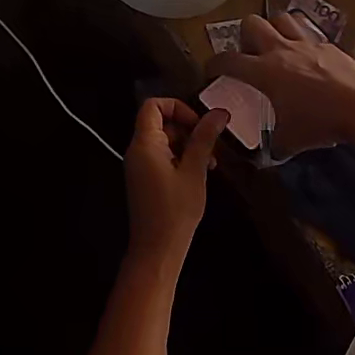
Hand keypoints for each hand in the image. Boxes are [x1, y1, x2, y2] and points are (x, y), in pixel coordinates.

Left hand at [125, 98, 229, 257]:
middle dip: (188, 129)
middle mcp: (137, 151)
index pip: (153, 106)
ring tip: (210, 163)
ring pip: (164, 141)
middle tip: (211, 146)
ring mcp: (140, 166)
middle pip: (160, 123)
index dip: (178, 108)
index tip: (199, 124)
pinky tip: (200, 173)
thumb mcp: (194, 171)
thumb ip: (204, 139)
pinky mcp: (145, 179)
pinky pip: (162, 157)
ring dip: (188, 145)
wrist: (158, 249)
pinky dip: (181, 159)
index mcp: (144, 144)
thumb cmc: (176, 210)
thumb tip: (218, 113)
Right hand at [206, 14, 354, 155]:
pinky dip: (301, 41)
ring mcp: (307, 43)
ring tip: (276, 46)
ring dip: (273, 28)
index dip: (214, 64)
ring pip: (281, 18)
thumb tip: (271, 154)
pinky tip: (306, 58)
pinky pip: (308, 33)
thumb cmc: (320, 123)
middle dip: (244, 36)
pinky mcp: (329, 45)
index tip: (210, 70)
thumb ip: (275, 145)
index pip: (228, 60)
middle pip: (252, 23)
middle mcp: (282, 50)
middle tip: (249, 54)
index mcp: (264, 71)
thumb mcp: (290, 141)